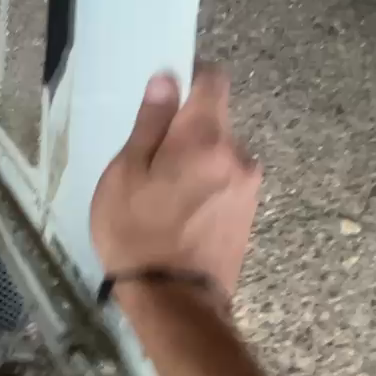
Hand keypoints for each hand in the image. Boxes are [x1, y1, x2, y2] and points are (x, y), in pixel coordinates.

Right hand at [90, 62, 260, 298]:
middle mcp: (238, 156)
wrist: (175, 302)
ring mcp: (248, 186)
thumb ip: (150, 122)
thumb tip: (166, 78)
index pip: (213, 80)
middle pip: (213, 118)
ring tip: (155, 182)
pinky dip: (201, 176)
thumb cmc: (137, 229)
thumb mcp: (127, 170)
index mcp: (206, 139)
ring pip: (217, 148)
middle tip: (144, 148)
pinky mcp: (248, 211)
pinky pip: (223, 175)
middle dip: (182, 122)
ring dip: (191, 153)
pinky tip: (173, 202)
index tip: (162, 86)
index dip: (189, 73)